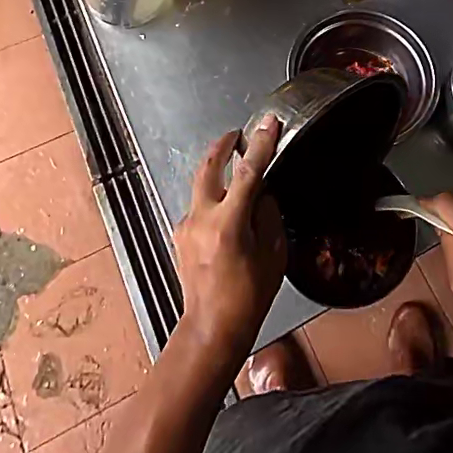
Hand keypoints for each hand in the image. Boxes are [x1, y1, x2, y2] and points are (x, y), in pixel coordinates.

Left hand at [173, 114, 286, 354]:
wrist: (212, 328)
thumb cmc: (248, 297)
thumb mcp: (273, 254)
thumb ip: (268, 215)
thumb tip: (263, 193)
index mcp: (228, 224)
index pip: (247, 172)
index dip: (261, 144)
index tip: (269, 124)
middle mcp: (201, 219)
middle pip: (208, 167)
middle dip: (222, 146)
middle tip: (236, 134)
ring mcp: (186, 226)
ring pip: (202, 187)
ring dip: (218, 175)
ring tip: (238, 176)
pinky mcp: (179, 235)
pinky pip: (199, 208)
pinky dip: (214, 201)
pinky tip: (227, 214)